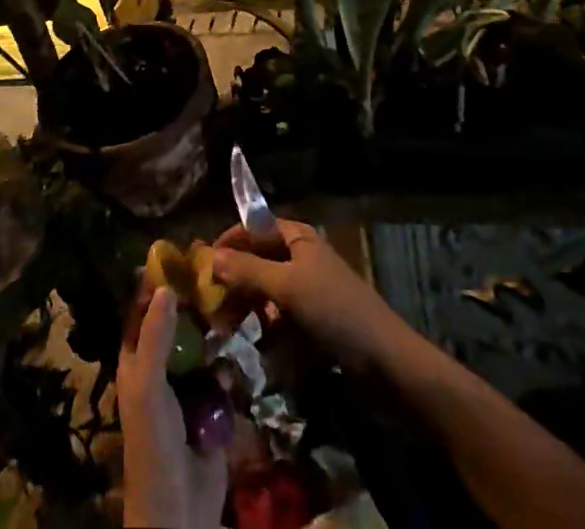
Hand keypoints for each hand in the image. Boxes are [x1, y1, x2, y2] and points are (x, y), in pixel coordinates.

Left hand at [118, 285, 226, 528]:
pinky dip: (228, 361)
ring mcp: (186, 387)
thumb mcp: (148, 385)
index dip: (156, 285)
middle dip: (192, 301)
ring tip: (233, 297)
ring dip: (213, 328)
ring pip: (200, 346)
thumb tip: (166, 287)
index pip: (143, 313)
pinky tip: (239, 346)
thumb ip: (156, 337)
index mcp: (135, 362)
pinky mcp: (212, 405)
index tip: (177, 254)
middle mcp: (159, 368)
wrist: (179, 507)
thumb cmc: (154, 441)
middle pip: (176, 325)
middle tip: (215, 271)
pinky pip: (220, 373)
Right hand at [212, 220, 412, 373]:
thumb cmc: (334, 309)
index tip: (202, 265)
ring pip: (263, 289)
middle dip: (233, 280)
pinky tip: (255, 340)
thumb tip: (209, 256)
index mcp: (298, 238)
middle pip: (256, 259)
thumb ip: (247, 269)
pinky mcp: (309, 316)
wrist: (382, 358)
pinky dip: (263, 324)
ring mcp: (305, 287)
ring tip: (225, 327)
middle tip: (209, 304)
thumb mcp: (286, 286)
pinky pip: (276, 313)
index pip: (253, 228)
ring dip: (244, 306)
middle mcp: (299, 257)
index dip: (228, 242)